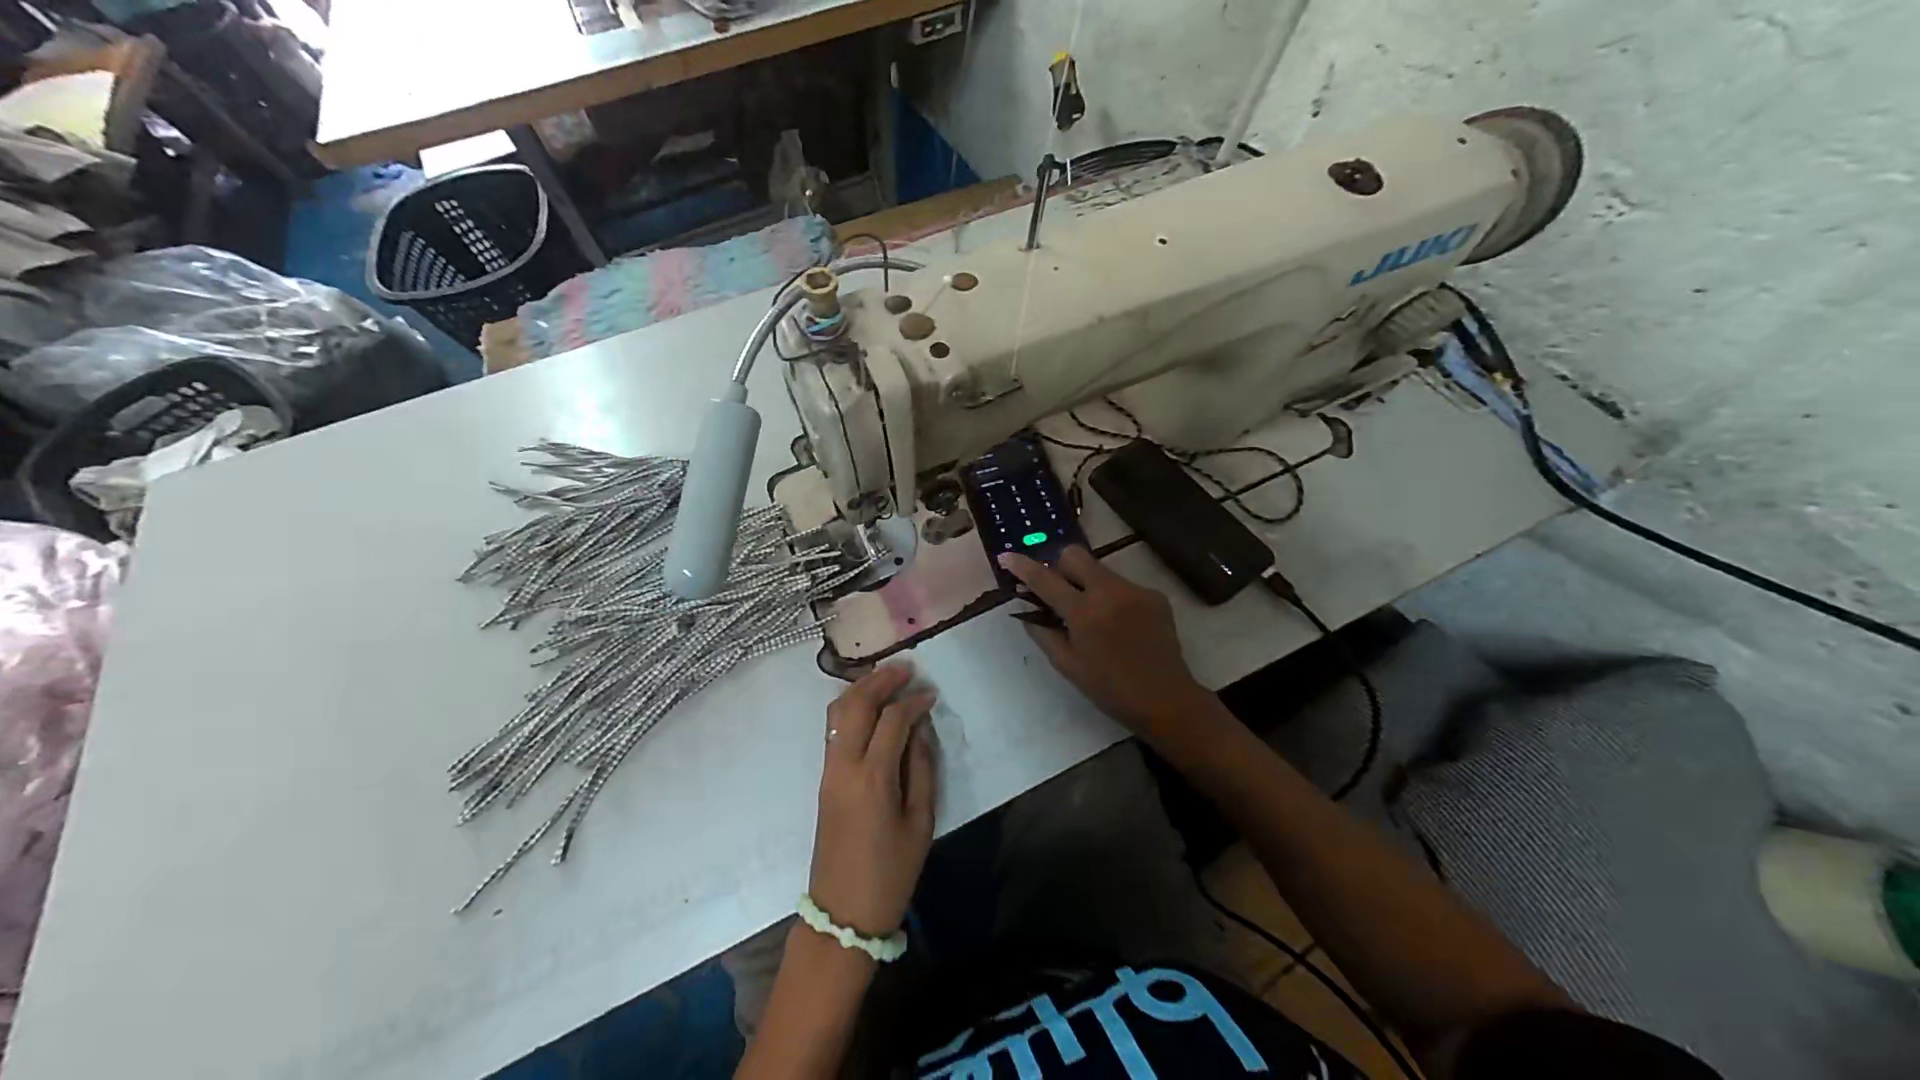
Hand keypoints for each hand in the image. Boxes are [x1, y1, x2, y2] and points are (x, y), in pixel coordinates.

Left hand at [808, 664, 936, 939]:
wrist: (843, 912)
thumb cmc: (891, 872)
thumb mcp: (921, 823)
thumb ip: (922, 769)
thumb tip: (921, 729)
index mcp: (873, 778)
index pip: (892, 720)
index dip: (914, 701)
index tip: (932, 693)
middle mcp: (844, 766)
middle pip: (856, 705)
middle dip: (881, 680)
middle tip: (906, 667)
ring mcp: (828, 771)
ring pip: (837, 713)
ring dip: (861, 689)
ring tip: (887, 677)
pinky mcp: (823, 779)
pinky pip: (833, 730)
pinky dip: (851, 708)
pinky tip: (870, 705)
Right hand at [1000, 547, 1214, 742]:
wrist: (1165, 699)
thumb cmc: (1110, 689)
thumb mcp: (1067, 665)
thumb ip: (1043, 632)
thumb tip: (1027, 609)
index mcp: (1084, 612)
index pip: (1045, 579)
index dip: (1022, 566)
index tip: (1007, 556)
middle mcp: (1110, 591)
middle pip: (1075, 555)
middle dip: (1059, 566)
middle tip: (1056, 590)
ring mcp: (1135, 590)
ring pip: (1100, 569)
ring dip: (1086, 583)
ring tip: (1091, 616)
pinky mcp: (1154, 595)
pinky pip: (1123, 585)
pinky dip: (1111, 597)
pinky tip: (1118, 624)